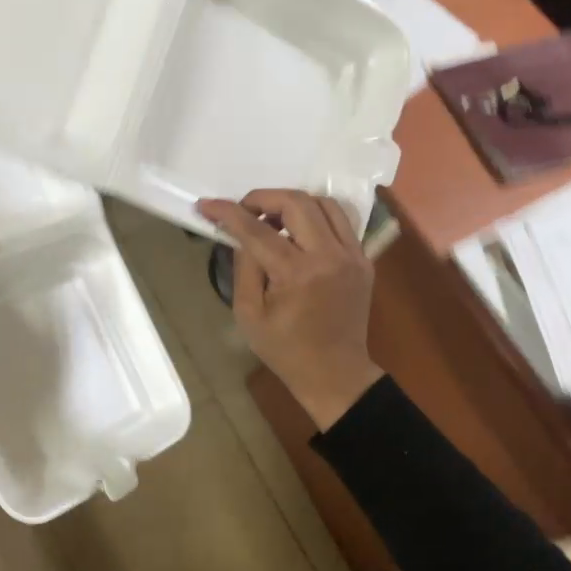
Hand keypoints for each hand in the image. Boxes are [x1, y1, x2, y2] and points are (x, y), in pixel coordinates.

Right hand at [197, 191, 383, 430]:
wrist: (335, 373)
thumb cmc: (284, 349)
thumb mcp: (248, 313)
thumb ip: (244, 267)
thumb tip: (240, 233)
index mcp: (297, 274)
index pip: (257, 229)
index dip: (228, 212)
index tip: (207, 205)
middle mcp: (330, 256)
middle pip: (296, 202)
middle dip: (263, 198)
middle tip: (244, 212)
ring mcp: (353, 255)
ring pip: (323, 203)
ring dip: (292, 203)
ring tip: (272, 219)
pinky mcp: (364, 259)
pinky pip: (341, 221)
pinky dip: (316, 217)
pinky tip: (298, 233)